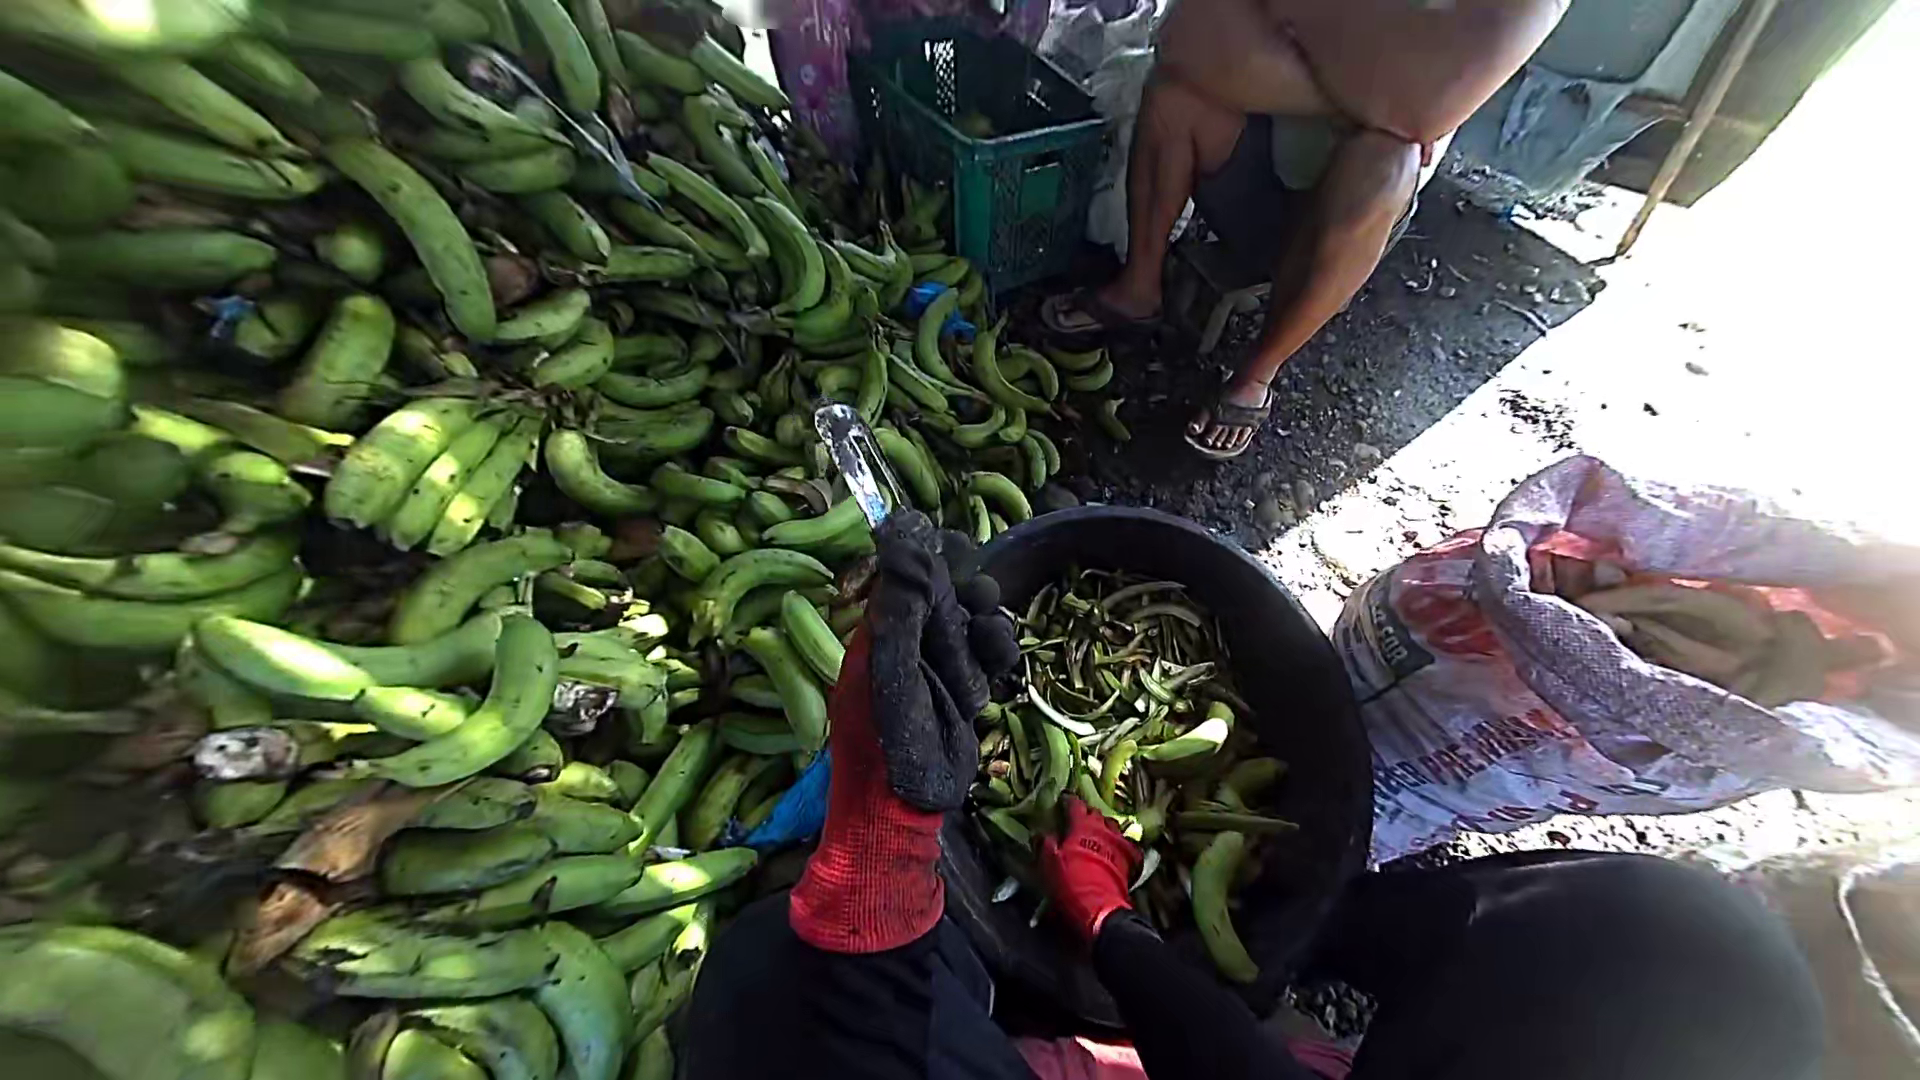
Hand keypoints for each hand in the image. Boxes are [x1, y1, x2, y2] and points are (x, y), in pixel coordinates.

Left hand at [868, 510, 1019, 811]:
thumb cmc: (885, 737)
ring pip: (972, 623)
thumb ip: (901, 606)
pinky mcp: (963, 685)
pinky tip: (1000, 656)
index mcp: (879, 630)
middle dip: (965, 593)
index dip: (932, 556)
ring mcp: (937, 664)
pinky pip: (986, 654)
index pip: (907, 575)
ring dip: (983, 629)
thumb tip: (904, 538)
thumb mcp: (889, 667)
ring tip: (988, 638)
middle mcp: (908, 641)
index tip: (960, 544)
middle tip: (980, 595)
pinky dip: (996, 651)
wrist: (907, 806)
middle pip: (946, 595)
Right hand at [1038, 797, 1141, 941]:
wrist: (1100, 910)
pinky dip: (1123, 844)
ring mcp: (1119, 842)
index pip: (1074, 803)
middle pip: (1095, 812)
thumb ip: (1044, 844)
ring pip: (1112, 825)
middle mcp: (1102, 828)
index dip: (1068, 800)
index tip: (1062, 799)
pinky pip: (1128, 844)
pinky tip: (1118, 848)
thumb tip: (1040, 833)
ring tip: (1097, 831)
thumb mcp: (1048, 863)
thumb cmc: (1070, 883)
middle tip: (1078, 819)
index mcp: (1081, 824)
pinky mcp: (1130, 859)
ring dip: (1104, 826)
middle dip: (1086, 813)